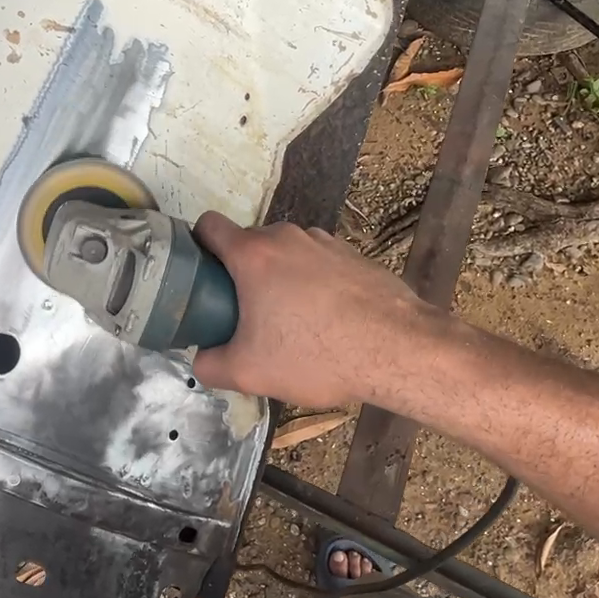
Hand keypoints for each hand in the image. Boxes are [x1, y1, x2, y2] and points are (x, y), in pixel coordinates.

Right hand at [191, 213, 449, 408]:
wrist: (401, 351)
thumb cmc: (316, 354)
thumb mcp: (249, 372)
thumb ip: (210, 365)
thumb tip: (200, 359)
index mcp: (252, 254)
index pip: (209, 225)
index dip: (197, 244)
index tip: (201, 274)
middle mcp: (285, 236)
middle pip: (248, 243)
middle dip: (242, 272)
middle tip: (247, 313)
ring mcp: (323, 242)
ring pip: (285, 253)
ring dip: (279, 277)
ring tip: (292, 321)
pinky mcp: (354, 254)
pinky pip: (319, 262)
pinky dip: (314, 283)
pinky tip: (329, 320)